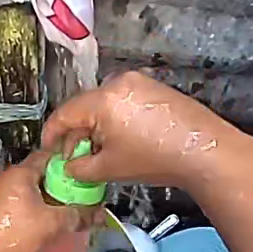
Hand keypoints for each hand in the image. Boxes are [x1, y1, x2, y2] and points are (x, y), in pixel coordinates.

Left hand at [0, 151, 89, 251]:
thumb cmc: (17, 234)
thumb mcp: (53, 224)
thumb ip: (78, 215)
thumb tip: (99, 215)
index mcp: (20, 173)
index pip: (48, 156)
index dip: (68, 162)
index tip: (85, 172)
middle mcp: (9, 179)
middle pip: (41, 173)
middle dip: (62, 182)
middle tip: (82, 191)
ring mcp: (2, 194)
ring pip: (33, 189)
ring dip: (51, 197)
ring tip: (71, 207)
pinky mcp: (0, 210)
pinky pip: (25, 202)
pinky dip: (39, 207)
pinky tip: (53, 219)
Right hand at [40, 71, 252, 190]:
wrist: (205, 152)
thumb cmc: (156, 159)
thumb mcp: (107, 169)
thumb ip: (77, 167)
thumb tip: (68, 165)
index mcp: (102, 100)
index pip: (64, 114)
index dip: (51, 135)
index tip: (47, 150)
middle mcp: (118, 83)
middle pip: (83, 108)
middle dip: (75, 133)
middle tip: (72, 157)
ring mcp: (139, 82)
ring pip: (102, 105)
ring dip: (95, 127)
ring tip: (98, 153)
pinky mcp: (154, 88)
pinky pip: (122, 102)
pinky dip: (114, 120)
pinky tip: (120, 142)